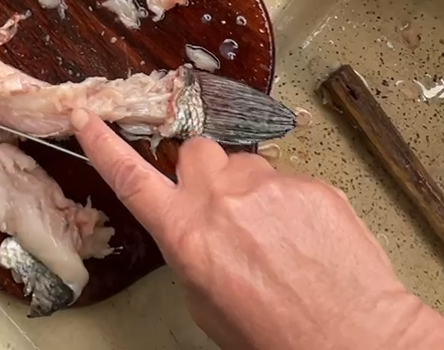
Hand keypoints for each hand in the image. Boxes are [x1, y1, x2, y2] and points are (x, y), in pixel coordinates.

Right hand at [71, 110, 443, 349]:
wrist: (359, 343)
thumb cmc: (277, 337)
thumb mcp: (208, 306)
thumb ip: (189, 252)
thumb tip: (194, 225)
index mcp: (185, 234)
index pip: (130, 178)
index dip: (102, 145)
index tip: (84, 117)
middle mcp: (218, 199)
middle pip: (196, 153)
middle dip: (206, 172)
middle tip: (228, 209)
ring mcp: (265, 185)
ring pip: (246, 166)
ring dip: (253, 191)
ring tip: (280, 237)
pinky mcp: (308, 182)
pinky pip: (288, 180)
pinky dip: (294, 205)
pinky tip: (310, 241)